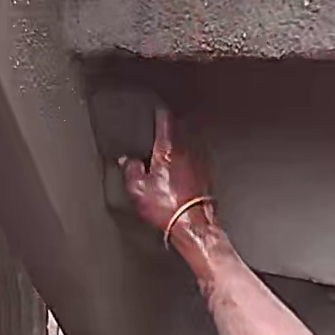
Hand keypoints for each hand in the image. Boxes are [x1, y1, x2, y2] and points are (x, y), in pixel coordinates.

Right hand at [119, 107, 217, 247]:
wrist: (193, 225)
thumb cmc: (167, 207)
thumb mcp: (137, 189)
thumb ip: (130, 169)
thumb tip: (127, 161)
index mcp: (168, 150)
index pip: (166, 121)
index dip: (161, 113)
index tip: (158, 109)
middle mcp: (186, 151)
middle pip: (181, 129)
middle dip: (172, 126)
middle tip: (164, 124)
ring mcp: (199, 162)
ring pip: (190, 142)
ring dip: (182, 141)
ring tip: (173, 144)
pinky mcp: (206, 175)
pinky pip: (196, 158)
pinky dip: (189, 157)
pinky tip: (183, 165)